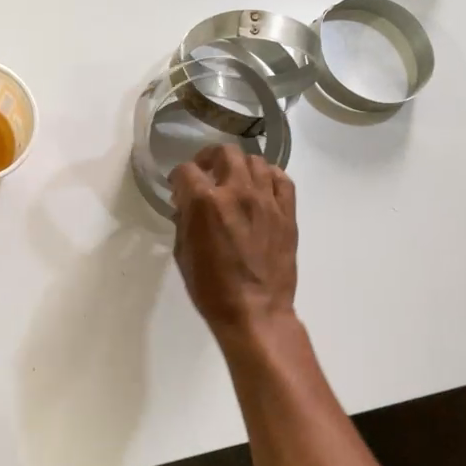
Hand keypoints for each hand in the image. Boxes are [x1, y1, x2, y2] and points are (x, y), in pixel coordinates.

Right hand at [169, 145, 300, 346]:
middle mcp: (237, 192)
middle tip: (204, 172)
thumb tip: (187, 204)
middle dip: (209, 158)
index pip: (186, 171)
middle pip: (225, 153)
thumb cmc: (211, 288)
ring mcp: (267, 201)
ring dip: (239, 166)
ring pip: (255, 161)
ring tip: (233, 180)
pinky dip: (268, 176)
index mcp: (205, 203)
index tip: (177, 188)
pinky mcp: (287, 213)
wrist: (255, 312)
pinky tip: (260, 187)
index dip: (177, 178)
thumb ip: (185, 220)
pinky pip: (282, 180)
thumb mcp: (183, 252)